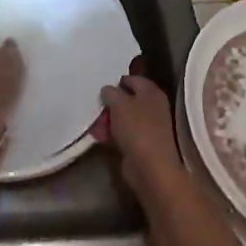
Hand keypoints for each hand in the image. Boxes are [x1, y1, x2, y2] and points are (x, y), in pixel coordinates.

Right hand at [97, 61, 181, 190]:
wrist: (150, 166)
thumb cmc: (137, 128)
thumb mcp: (120, 104)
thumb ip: (112, 93)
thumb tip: (108, 89)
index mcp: (152, 92)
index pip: (134, 79)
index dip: (118, 81)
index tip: (102, 86)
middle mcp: (152, 106)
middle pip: (128, 99)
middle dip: (110, 103)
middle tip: (95, 106)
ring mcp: (148, 126)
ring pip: (124, 117)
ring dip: (108, 119)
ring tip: (93, 123)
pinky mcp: (141, 143)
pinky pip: (123, 133)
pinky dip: (112, 133)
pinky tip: (98, 136)